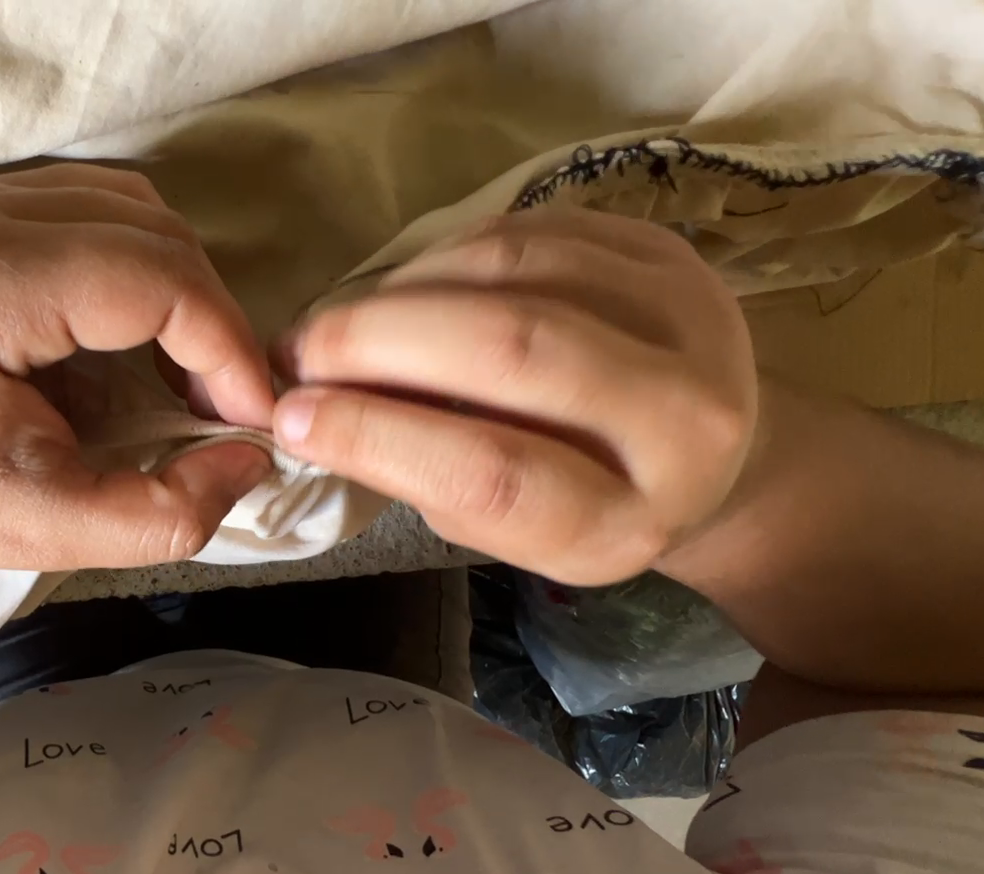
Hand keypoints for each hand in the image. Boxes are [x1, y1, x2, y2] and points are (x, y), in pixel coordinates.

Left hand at [0, 164, 276, 580]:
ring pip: (133, 214)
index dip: (228, 350)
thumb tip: (253, 458)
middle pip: (155, 235)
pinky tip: (134, 341)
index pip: (158, 280)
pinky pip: (96, 217)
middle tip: (221, 407)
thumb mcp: (52, 531)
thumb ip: (168, 513)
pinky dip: (138, 275)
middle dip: (210, 322)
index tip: (253, 420)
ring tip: (185, 376)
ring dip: (180, 292)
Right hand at [273, 209, 757, 584]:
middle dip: (373, 342)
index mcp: (623, 520)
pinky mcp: (662, 248)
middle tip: (299, 353)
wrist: (693, 451)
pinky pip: (524, 231)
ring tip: (336, 327)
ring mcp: (687, 312)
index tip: (290, 419)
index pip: (492, 475)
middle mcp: (684, 417)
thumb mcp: (491, 531)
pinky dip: (436, 260)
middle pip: (510, 347)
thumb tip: (310, 411)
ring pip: (511, 271)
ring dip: (395, 294)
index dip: (375, 437)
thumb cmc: (565, 507)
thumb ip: (417, 476)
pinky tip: (396, 294)